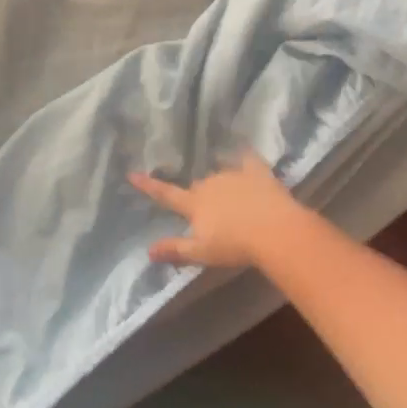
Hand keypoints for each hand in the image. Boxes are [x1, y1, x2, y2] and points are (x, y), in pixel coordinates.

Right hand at [129, 151, 309, 268]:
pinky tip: (245, 154)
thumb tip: (148, 250)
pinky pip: (247, 158)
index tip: (132, 174)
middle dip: (198, 195)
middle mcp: (210, 184)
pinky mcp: (257, 171)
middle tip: (207, 210)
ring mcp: (233, 174)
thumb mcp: (201, 253)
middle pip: (197, 186)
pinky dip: (244, 157)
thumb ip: (175, 249)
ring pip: (220, 174)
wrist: (274, 229)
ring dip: (220, 183)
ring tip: (232, 196)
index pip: (166, 194)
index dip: (148, 186)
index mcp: (195, 204)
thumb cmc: (235, 245)